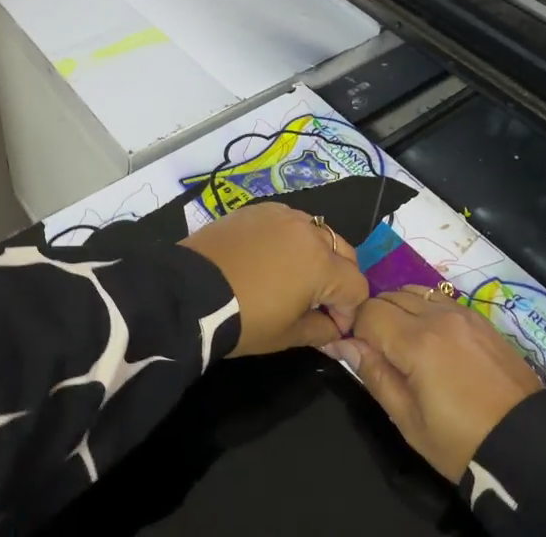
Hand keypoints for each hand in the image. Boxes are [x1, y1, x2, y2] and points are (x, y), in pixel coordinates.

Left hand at [179, 202, 368, 356]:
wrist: (188, 293)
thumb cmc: (243, 319)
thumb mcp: (287, 336)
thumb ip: (321, 331)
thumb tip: (336, 331)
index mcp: (322, 264)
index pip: (357, 286)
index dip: (349, 312)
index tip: (329, 327)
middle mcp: (309, 231)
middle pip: (344, 253)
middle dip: (338, 279)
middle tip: (315, 303)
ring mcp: (283, 214)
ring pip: (318, 233)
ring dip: (316, 255)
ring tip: (291, 279)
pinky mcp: (258, 209)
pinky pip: (289, 221)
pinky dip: (290, 239)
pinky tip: (269, 259)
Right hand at [328, 285, 541, 479]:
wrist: (527, 444)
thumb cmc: (460, 441)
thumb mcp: (408, 420)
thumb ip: (373, 374)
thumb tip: (340, 344)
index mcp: (416, 342)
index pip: (368, 312)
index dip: (355, 331)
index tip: (359, 355)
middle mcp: (438, 316)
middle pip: (389, 296)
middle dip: (375, 319)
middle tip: (380, 354)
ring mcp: (462, 313)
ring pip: (414, 291)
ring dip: (400, 310)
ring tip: (405, 346)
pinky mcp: (480, 317)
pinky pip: (439, 298)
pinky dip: (425, 308)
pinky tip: (430, 338)